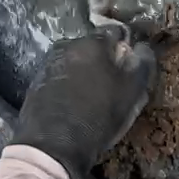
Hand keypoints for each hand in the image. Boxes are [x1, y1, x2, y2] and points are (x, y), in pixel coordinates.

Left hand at [12, 28, 156, 178]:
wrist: (52, 147)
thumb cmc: (98, 116)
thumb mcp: (132, 91)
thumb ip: (142, 63)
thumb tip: (142, 47)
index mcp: (93, 42)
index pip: (116, 32)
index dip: (127, 48)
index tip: (131, 66)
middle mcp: (67, 45)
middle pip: (93, 47)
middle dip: (104, 60)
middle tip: (113, 84)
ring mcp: (48, 63)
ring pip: (76, 61)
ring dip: (85, 72)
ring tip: (92, 97)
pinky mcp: (37, 82)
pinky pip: (61, 77)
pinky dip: (69, 85)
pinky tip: (74, 103)